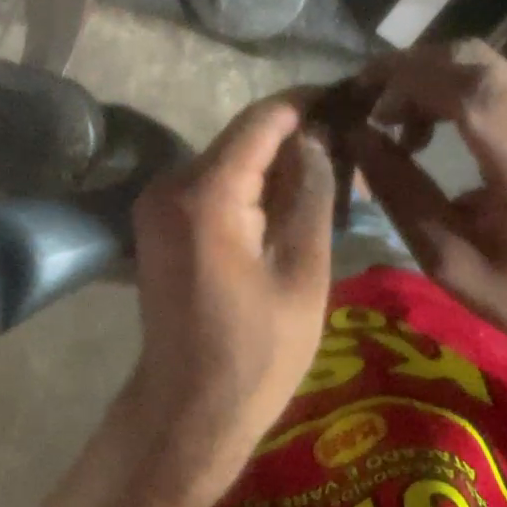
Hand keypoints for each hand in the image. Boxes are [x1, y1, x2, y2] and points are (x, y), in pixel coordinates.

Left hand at [118, 92, 335, 506]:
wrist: (187, 409)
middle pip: (242, 138)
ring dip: (274, 163)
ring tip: (331, 174)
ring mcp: (157, 200)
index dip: (305, 103)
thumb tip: (319, 136)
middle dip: (295, 137)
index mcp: (206, 194)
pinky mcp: (157, 219)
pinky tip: (287, 201)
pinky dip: (248, 186)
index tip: (347, 97)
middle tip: (350, 144)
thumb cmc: (256, 352)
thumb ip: (313, 193)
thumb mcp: (303, 272)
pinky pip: (210, 184)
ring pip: (227, 160)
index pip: (260, 120)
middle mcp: (171, 182)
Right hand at [349, 39, 506, 359]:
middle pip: (474, 62)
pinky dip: (449, 85)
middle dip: (411, 69)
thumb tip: (356, 136)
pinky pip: (494, 79)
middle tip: (369, 102)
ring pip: (482, 62)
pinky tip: (429, 123)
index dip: (409, 80)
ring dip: (429, 75)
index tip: (361, 94)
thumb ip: (401, 193)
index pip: (470, 92)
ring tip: (395, 118)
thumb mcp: (448, 261)